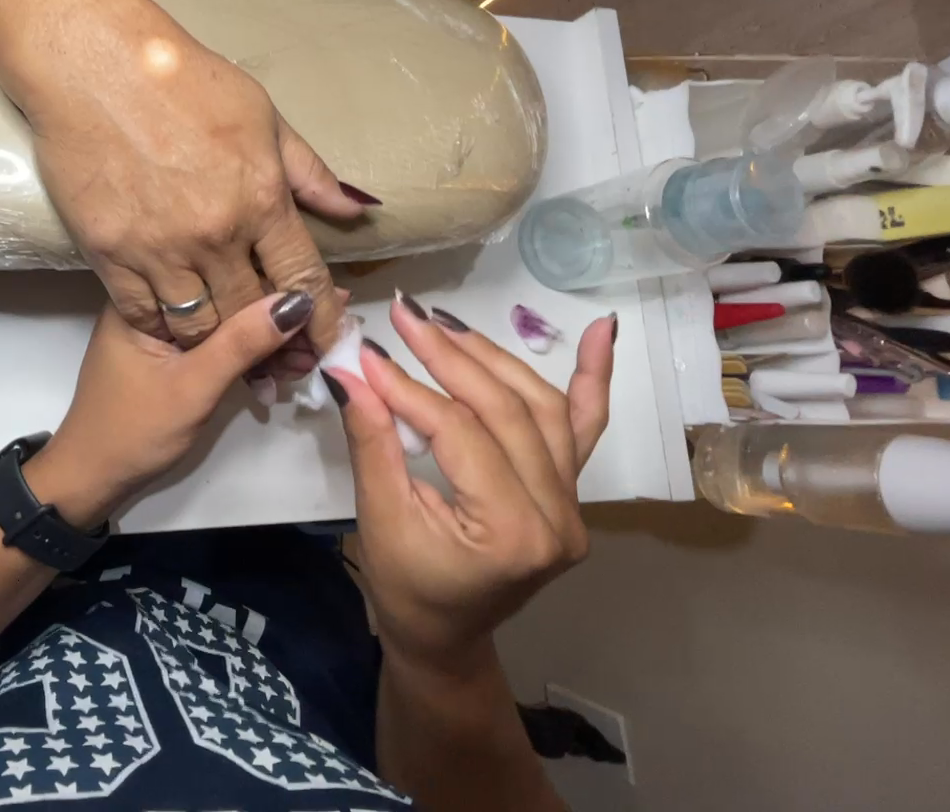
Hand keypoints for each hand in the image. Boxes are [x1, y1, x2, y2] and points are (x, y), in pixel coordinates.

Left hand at [26, 290, 316, 527]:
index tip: (322, 307)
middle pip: (227, 297)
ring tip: (307, 364)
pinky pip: (217, 343)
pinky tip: (279, 373)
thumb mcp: (193, 387)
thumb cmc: (134, 431)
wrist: (93, 477)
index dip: (275, 289)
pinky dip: (247, 358)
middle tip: (321, 343)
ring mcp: (163, 327)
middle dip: (276, 322)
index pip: (219, 273)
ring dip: (267, 345)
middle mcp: (155, 301)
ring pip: (227, 322)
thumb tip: (299, 299)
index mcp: (146, 297)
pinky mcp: (171, 351)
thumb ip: (241, 343)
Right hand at [28, 30, 370, 356]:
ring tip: (218, 340)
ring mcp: (158, 249)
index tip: (323, 341)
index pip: (302, 279)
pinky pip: (143, 313)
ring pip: (197, 325)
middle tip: (270, 352)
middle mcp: (214, 235)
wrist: (94, 69)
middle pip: (251, 313)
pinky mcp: (109, 254)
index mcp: (260, 199)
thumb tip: (356, 210)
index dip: (319, 320)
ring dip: (213, 338)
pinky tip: (169, 320)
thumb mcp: (262, 115)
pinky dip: (161, 324)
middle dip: (269, 341)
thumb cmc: (181, 81)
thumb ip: (308, 172)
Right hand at [325, 298, 615, 678]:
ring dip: (494, 358)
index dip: (409, 387)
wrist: (443, 636)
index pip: (459, 433)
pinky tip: (600, 332)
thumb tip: (349, 369)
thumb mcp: (379, 515)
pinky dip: (592, 378)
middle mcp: (559, 515)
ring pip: (542, 407)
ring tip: (446, 323)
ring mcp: (573, 504)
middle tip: (405, 314)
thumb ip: (371, 439)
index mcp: (512, 532)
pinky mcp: (570, 493)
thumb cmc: (404, 587)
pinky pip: (585, 428)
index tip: (366, 350)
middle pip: (506, 411)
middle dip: (450, 356)